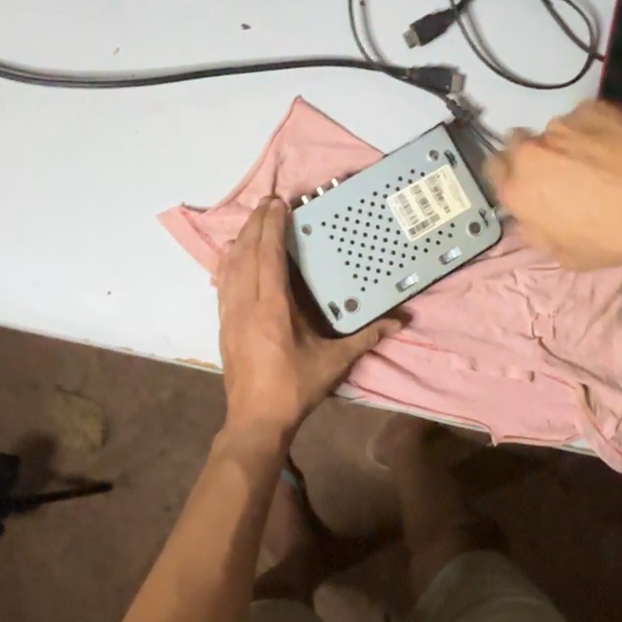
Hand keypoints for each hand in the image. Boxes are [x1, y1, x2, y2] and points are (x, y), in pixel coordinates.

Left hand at [216, 197, 400, 446]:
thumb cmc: (295, 388)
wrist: (255, 420)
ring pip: (230, 266)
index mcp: (271, 308)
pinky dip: (228, 262)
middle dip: (256, 224)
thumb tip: (400, 322)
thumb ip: (366, 337)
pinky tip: (232, 254)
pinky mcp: (223, 324)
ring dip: (241, 239)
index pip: (269, 255)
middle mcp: (245, 304)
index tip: (278, 203)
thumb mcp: (334, 362)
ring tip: (253, 221)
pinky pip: (222, 283)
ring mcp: (229, 314)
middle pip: (246, 253)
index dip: (272, 226)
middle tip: (268, 202)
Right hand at [486, 100, 621, 268]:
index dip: (511, 177)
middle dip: (536, 156)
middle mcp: (530, 151)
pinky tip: (621, 147)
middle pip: (519, 144)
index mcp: (517, 190)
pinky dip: (597, 129)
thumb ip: (536, 234)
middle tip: (565, 173)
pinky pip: (586, 117)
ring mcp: (562, 125)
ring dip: (568, 143)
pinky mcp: (594, 107)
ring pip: (556, 131)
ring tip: (602, 160)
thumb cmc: (615, 237)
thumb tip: (526, 221)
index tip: (531, 185)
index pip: (494, 170)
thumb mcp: (567, 256)